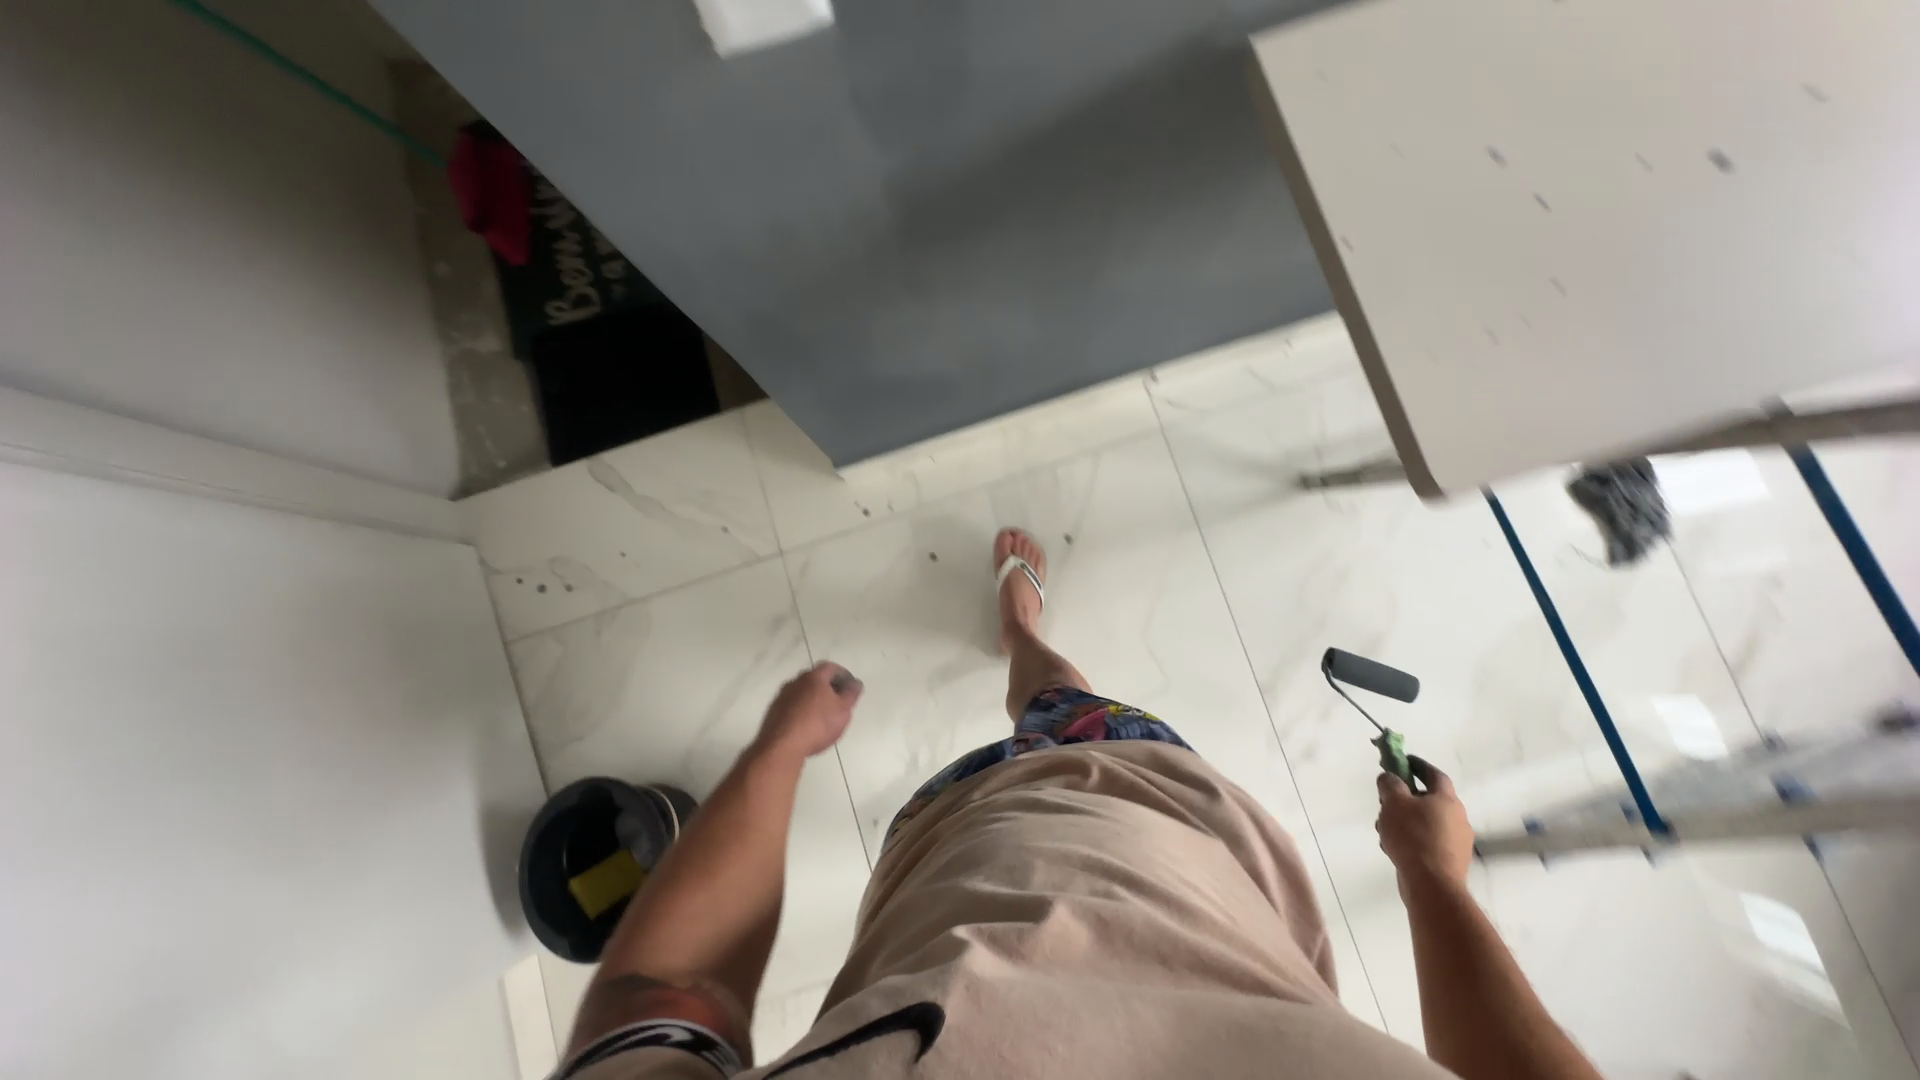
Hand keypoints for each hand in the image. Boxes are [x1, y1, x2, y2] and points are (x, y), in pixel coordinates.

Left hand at [753, 661, 861, 760]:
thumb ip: (852, 694)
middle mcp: (795, 682)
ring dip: (813, 699)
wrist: (781, 746)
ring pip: (802, 692)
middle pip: (815, 678)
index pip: (830, 667)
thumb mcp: (843, 710)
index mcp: (814, 677)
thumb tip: (855, 683)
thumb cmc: (818, 725)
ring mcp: (782, 696)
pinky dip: (802, 710)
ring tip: (823, 715)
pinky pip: (792, 705)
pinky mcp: (773, 711)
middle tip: (838, 700)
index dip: (843, 674)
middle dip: (828, 686)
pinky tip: (807, 725)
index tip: (850, 686)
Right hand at [1376, 757, 1474, 897]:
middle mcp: (1457, 818)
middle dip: (1404, 799)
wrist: (1432, 884)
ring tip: (1385, 830)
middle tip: (1385, 802)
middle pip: (1428, 800)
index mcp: (1447, 800)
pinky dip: (1411, 840)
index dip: (1418, 765)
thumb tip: (1390, 778)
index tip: (1402, 761)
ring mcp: (1456, 842)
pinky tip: (1394, 848)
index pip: (1434, 775)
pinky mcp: (1450, 861)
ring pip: (1425, 822)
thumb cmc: (1413, 836)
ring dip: (1404, 821)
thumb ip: (1390, 784)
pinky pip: (1427, 842)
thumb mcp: (1393, 802)